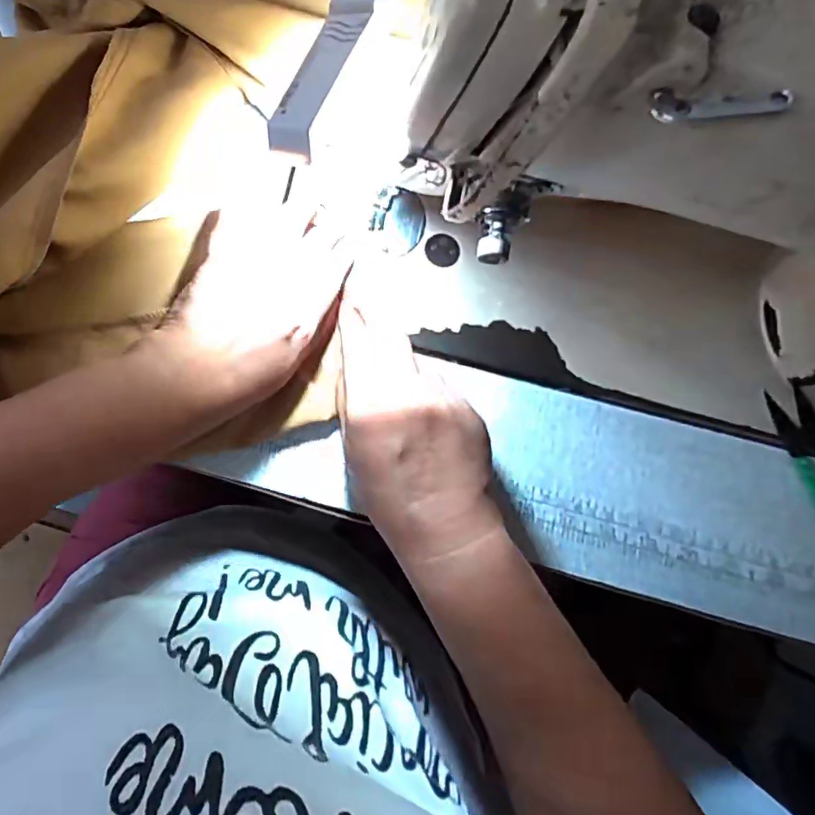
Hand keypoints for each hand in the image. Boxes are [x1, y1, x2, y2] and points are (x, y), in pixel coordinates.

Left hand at [139, 203, 350, 416]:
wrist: (195, 367)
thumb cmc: (245, 376)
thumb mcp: (295, 358)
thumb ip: (314, 320)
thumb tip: (327, 296)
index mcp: (312, 300)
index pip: (341, 257)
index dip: (344, 247)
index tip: (343, 243)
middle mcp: (292, 269)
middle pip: (322, 229)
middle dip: (325, 223)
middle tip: (320, 221)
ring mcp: (257, 254)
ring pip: (290, 210)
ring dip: (296, 208)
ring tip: (294, 209)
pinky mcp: (223, 248)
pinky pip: (239, 213)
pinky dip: (245, 205)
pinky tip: (247, 203)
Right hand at [338, 271, 503, 565]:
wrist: (445, 522)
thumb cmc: (387, 494)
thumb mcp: (351, 444)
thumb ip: (351, 397)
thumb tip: (353, 363)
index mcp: (373, 403)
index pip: (360, 341)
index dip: (352, 312)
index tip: (347, 292)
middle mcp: (410, 390)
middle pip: (391, 334)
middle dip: (375, 315)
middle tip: (363, 301)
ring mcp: (444, 394)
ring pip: (415, 359)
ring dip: (401, 362)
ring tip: (395, 392)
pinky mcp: (467, 402)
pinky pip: (438, 380)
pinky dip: (425, 386)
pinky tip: (422, 413)